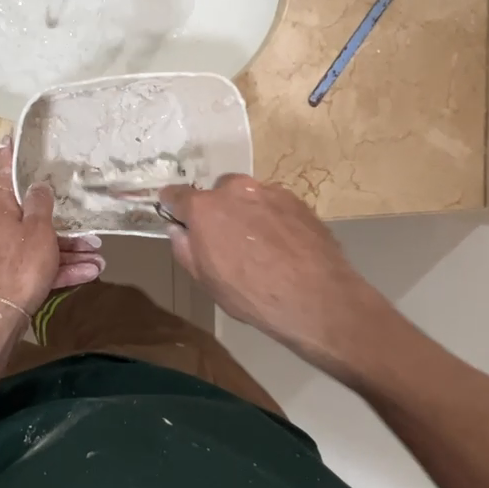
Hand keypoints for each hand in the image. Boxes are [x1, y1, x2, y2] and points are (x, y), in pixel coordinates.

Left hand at [0, 138, 103, 316]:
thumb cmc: (18, 267)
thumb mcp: (38, 231)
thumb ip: (41, 205)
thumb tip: (37, 186)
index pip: (1, 174)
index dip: (7, 156)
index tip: (7, 139)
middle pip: (30, 218)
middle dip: (63, 225)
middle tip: (90, 230)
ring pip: (38, 246)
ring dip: (68, 251)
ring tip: (98, 257)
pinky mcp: (6, 279)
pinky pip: (36, 267)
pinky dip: (59, 269)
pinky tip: (88, 273)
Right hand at [159, 175, 386, 356]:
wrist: (315, 297)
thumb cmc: (250, 294)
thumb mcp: (206, 280)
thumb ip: (186, 249)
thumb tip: (178, 230)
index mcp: (205, 208)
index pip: (177, 195)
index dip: (173, 205)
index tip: (174, 213)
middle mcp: (236, 190)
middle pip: (217, 192)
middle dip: (217, 209)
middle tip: (225, 238)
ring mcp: (270, 192)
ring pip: (248, 196)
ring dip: (246, 212)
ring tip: (259, 244)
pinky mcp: (298, 200)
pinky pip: (274, 204)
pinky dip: (272, 218)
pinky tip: (282, 244)